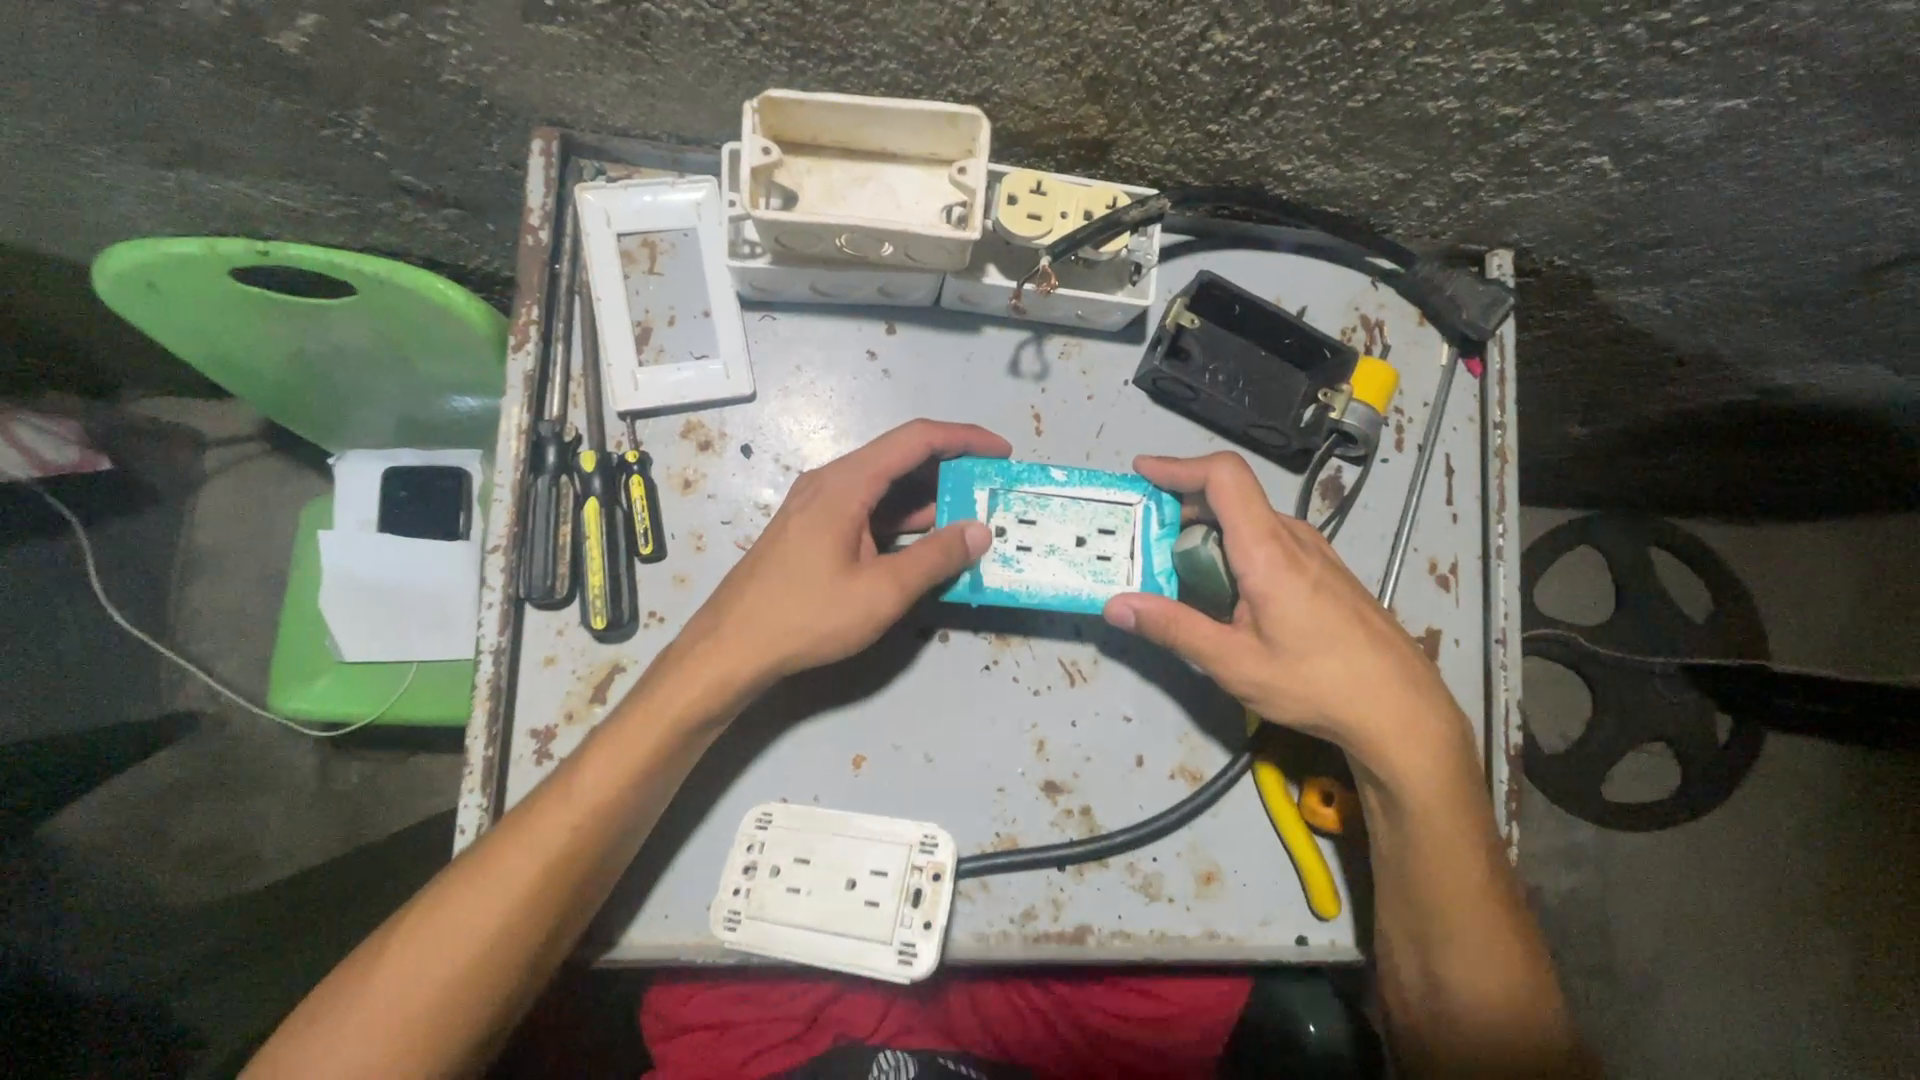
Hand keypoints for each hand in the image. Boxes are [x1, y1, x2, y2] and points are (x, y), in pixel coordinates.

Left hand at [680, 419, 1007, 689]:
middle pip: (900, 457)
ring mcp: (819, 504)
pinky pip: (867, 509)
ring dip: (928, 496)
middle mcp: (831, 481)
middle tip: (991, 488)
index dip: (964, 439)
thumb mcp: (881, 592)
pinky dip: (902, 518)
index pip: (916, 439)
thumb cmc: (807, 616)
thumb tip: (980, 531)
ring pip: (884, 485)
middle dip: (951, 467)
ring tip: (971, 514)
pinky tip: (928, 540)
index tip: (1002, 453)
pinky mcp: (814, 528)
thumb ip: (935, 558)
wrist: (732, 646)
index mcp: (847, 483)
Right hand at [1102, 452, 1471, 781]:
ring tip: (1173, 574)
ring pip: (1248, 522)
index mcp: (1267, 550)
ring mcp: (1312, 552)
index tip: (1142, 472)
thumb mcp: (1234, 663)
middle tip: (1142, 541)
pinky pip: (1266, 542)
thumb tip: (1116, 606)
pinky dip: (1232, 551)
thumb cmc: (1317, 683)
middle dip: (1180, 509)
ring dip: (1206, 534)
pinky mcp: (1321, 570)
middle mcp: (1291, 537)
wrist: (1400, 706)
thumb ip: (1173, 628)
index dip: (1179, 466)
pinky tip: (1221, 595)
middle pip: (1230, 498)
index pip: (1224, 476)